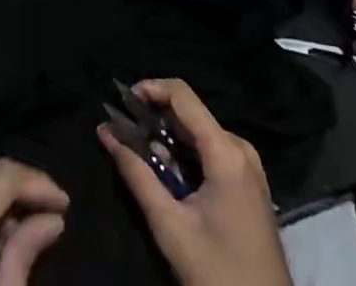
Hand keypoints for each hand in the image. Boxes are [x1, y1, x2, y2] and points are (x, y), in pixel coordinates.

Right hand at [99, 79, 291, 285]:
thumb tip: (107, 133)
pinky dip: (185, 153)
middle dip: (155, 116)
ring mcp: (248, 163)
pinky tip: (165, 172)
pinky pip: (212, 150)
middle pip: (191, 113)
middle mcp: (240, 147)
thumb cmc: (215, 269)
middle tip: (122, 132)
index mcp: (226, 151)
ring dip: (168, 137)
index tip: (122, 100)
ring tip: (138, 152)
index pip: (183, 96)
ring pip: (200, 132)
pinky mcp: (248, 179)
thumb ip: (137, 175)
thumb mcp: (169, 224)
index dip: (150, 88)